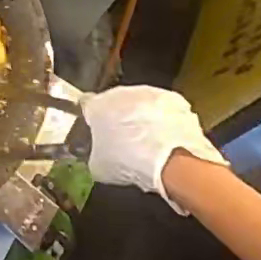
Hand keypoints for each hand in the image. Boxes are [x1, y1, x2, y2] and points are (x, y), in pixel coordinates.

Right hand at [81, 85, 225, 209]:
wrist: (172, 161)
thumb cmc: (129, 162)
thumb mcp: (99, 167)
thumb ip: (93, 153)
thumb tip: (98, 155)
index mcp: (96, 105)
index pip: (86, 104)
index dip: (91, 118)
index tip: (96, 130)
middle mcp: (120, 93)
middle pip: (115, 103)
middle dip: (118, 118)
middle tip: (125, 142)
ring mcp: (148, 93)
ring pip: (140, 104)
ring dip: (142, 118)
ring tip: (149, 144)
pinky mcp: (174, 99)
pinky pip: (164, 109)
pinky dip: (165, 121)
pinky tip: (168, 140)